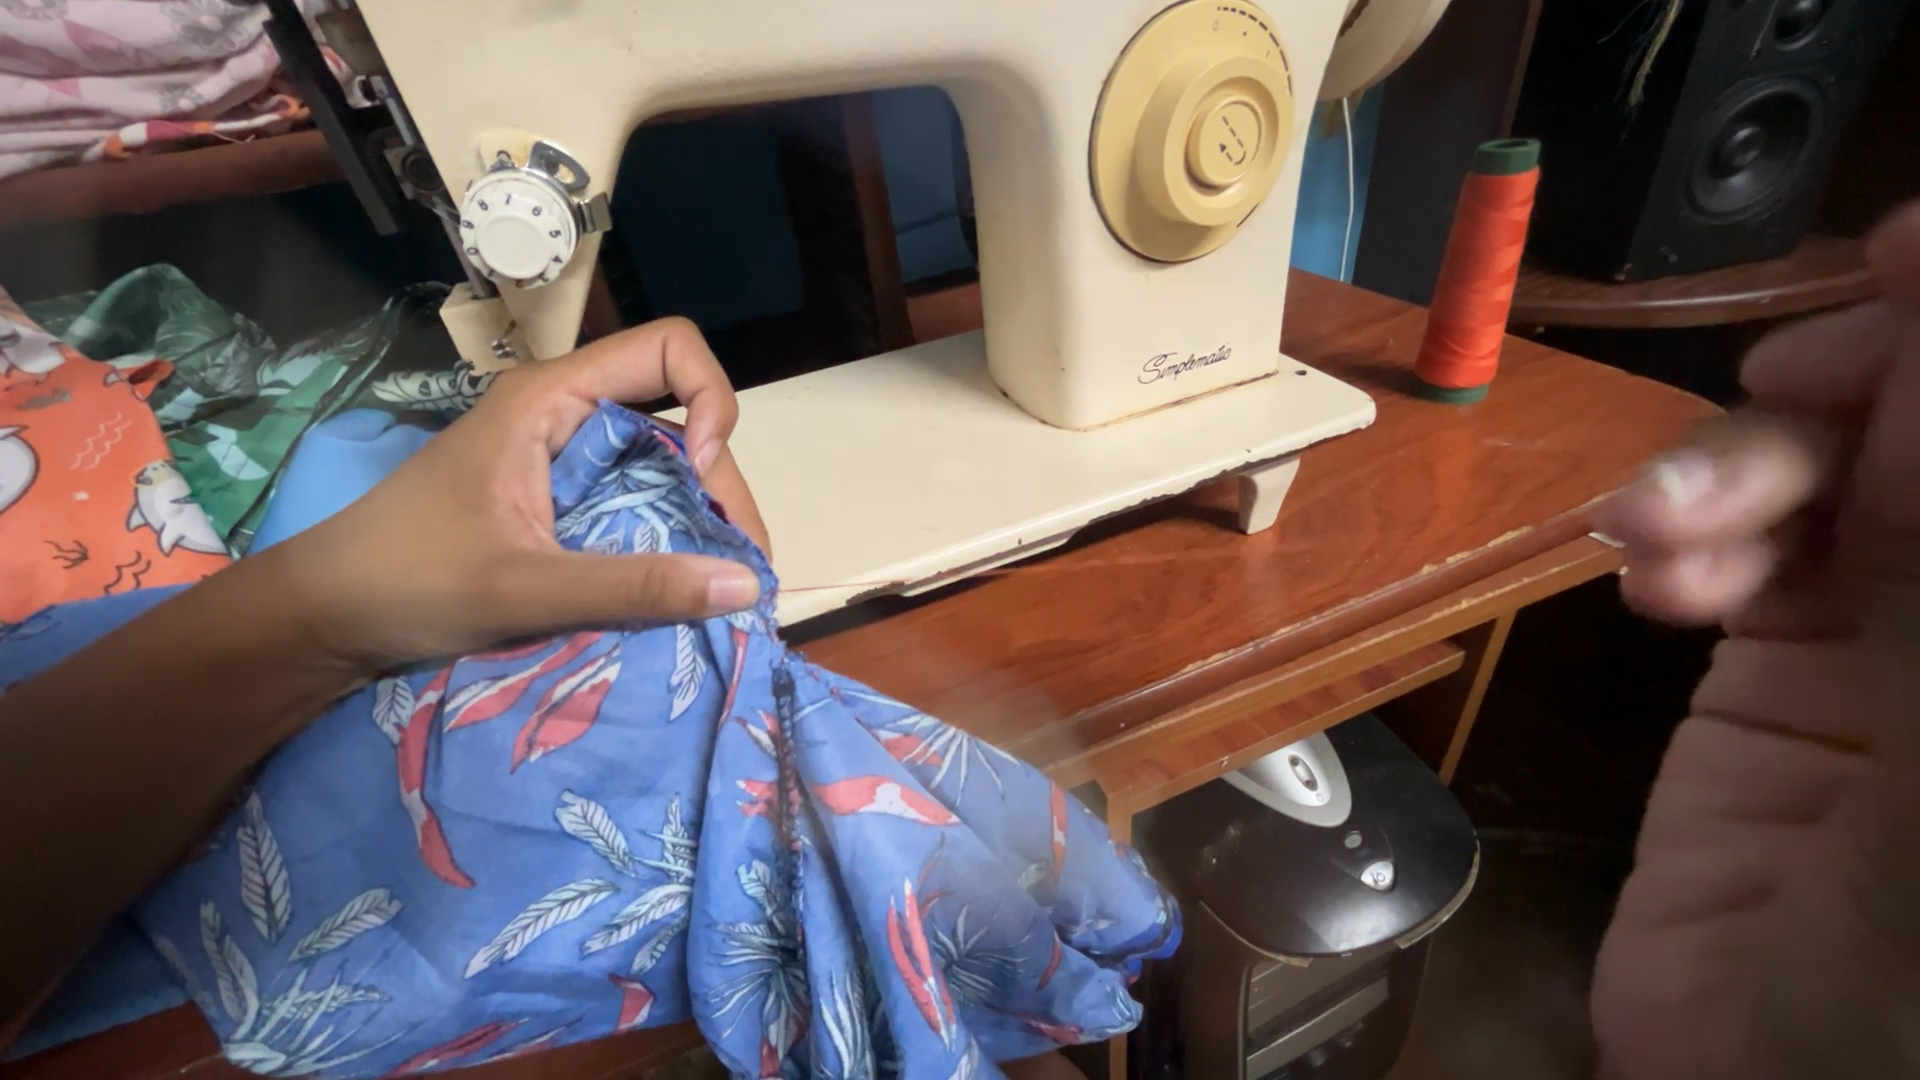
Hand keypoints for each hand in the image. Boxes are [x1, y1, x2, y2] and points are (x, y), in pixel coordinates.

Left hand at [264, 317, 770, 674]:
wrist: (325, 617)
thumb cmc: (408, 580)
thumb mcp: (524, 586)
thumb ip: (635, 586)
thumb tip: (744, 585)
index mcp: (554, 398)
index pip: (670, 348)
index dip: (711, 397)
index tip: (706, 471)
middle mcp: (573, 414)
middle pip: (686, 417)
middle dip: (723, 485)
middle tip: (738, 562)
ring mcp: (573, 457)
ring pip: (671, 466)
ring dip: (705, 517)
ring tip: (723, 583)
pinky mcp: (571, 498)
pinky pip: (646, 501)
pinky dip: (676, 537)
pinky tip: (685, 582)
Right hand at [1591, 204, 1919, 1077]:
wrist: (1788, 1079)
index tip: (1898, 252)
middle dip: (1863, 383)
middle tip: (1780, 378)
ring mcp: (1912, 632)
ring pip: (1835, 472)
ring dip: (1732, 475)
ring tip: (1657, 532)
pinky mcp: (1781, 662)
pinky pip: (1735, 546)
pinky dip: (1682, 537)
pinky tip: (1652, 578)